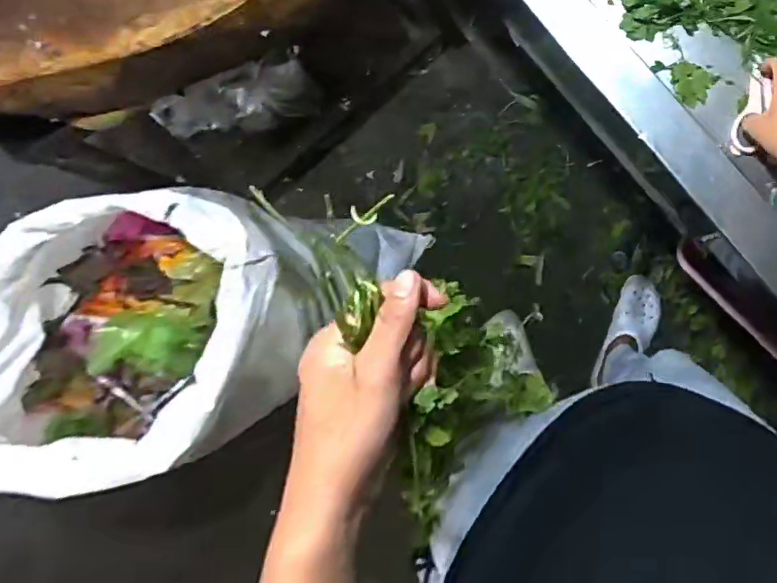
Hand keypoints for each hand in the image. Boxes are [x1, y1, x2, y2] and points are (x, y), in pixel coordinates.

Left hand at [289, 270, 445, 522]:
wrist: (334, 503)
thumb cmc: (350, 433)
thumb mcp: (377, 372)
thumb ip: (394, 321)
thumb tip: (409, 274)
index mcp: (333, 338)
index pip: (380, 295)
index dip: (413, 297)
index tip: (443, 306)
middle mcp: (342, 350)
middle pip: (397, 322)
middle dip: (414, 345)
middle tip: (409, 374)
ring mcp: (356, 374)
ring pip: (404, 347)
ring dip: (415, 366)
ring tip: (408, 393)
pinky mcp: (370, 393)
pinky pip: (401, 371)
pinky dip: (412, 382)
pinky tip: (410, 400)